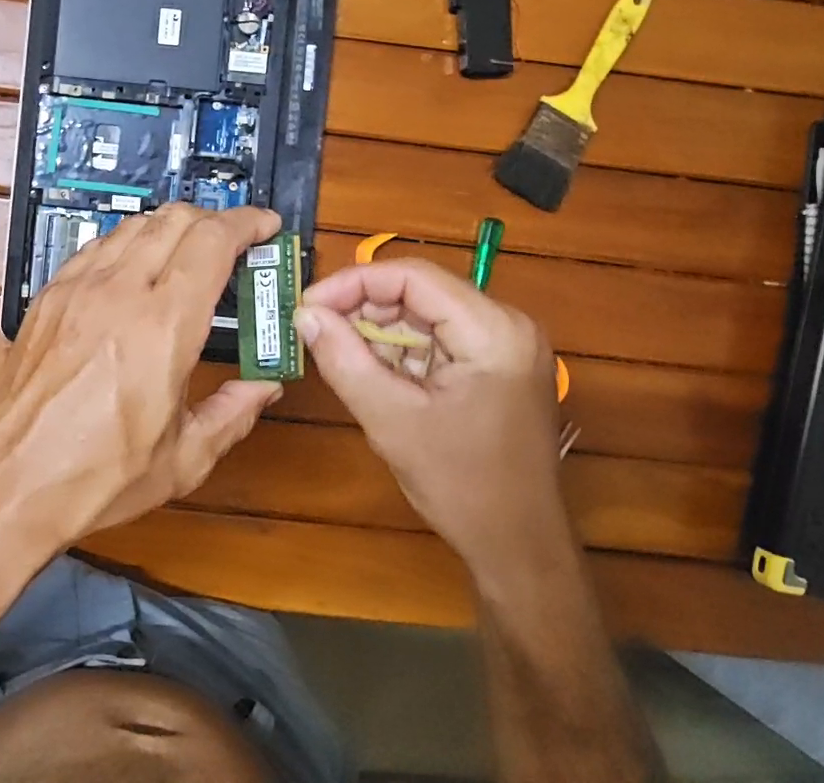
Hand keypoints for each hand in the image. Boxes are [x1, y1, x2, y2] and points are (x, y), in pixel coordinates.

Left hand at [0, 204, 284, 537]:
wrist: (14, 482)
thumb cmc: (96, 476)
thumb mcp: (185, 458)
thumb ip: (233, 412)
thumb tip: (263, 386)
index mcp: (163, 327)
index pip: (212, 241)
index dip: (247, 223)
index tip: (265, 227)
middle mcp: (118, 294)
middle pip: (174, 220)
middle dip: (213, 221)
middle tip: (233, 244)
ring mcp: (77, 291)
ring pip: (133, 226)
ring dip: (170, 229)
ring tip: (187, 255)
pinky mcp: (49, 299)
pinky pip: (95, 248)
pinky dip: (127, 245)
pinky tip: (134, 272)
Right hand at [294, 259, 564, 567]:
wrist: (519, 545)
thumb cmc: (461, 485)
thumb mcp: (392, 420)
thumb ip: (344, 360)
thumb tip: (304, 315)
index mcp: (494, 330)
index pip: (413, 277)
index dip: (353, 283)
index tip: (307, 305)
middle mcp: (507, 325)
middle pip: (420, 292)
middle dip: (363, 307)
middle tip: (313, 329)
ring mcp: (505, 347)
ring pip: (425, 316)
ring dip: (377, 330)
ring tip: (334, 351)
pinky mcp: (496, 367)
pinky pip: (437, 342)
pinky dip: (399, 351)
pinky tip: (367, 369)